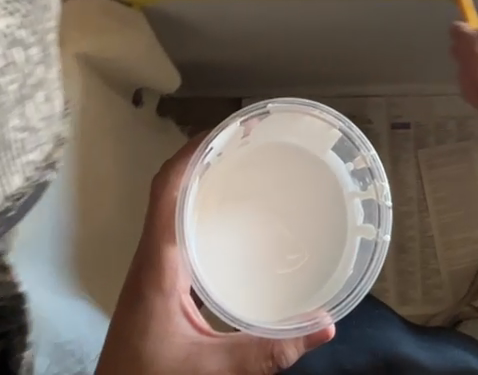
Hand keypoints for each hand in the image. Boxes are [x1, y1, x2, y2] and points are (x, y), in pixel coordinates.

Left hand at [96, 139, 335, 374]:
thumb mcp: (210, 370)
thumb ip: (266, 350)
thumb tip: (325, 325)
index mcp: (158, 262)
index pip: (167, 187)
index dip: (194, 150)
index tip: (230, 128)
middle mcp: (153, 257)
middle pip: (172, 188)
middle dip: (206, 156)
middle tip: (249, 141)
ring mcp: (153, 271)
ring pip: (173, 209)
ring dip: (203, 182)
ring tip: (244, 168)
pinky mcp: (159, 286)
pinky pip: (179, 232)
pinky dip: (202, 213)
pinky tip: (231, 224)